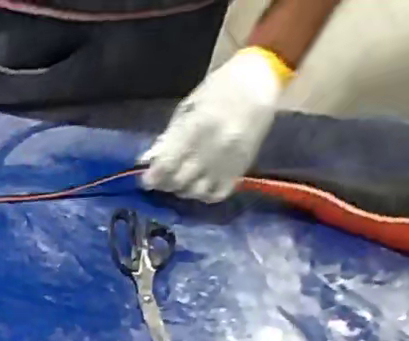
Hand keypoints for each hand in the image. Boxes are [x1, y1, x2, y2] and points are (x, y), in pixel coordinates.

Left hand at [141, 47, 289, 202]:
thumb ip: (167, 138)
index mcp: (198, 128)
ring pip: (195, 192)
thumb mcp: (188, 107)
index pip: (166, 166)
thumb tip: (146, 162)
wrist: (261, 78)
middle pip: (178, 182)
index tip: (147, 179)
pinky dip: (205, 194)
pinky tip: (201, 183)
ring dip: (183, 189)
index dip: (151, 178)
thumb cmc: (219, 89)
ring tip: (183, 178)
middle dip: (165, 183)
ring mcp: (230, 160)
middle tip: (164, 176)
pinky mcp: (242, 167)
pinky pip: (217, 194)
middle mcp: (214, 148)